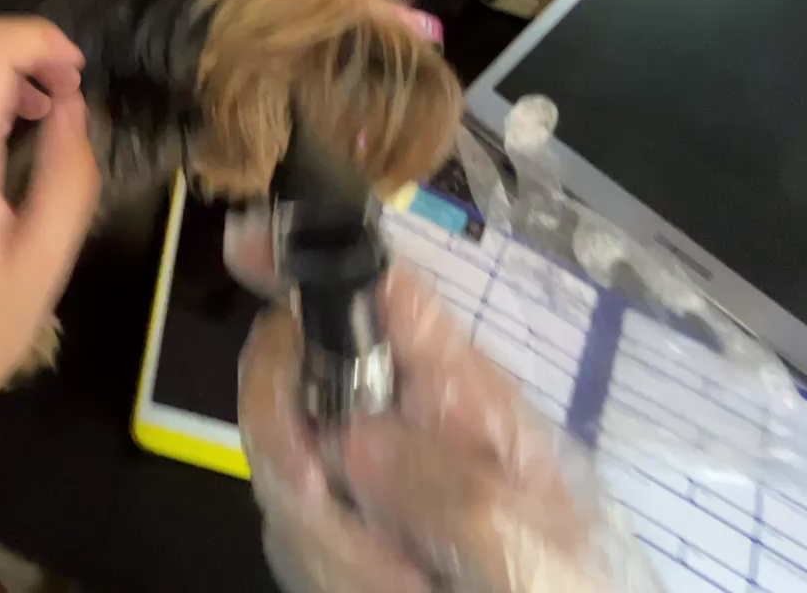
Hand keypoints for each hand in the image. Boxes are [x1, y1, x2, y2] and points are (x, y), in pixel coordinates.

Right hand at [230, 212, 630, 591]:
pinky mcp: (319, 509)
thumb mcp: (538, 551)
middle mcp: (383, 400)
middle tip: (314, 493)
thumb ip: (460, 495)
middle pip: (284, 352)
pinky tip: (379, 581)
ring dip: (320, 529)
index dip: (308, 252)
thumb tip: (354, 441)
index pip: (373, 287)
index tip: (245, 247)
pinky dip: (320, 564)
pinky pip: (279, 515)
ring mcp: (343, 453)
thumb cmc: (561, 583)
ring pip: (269, 441)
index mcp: (447, 381)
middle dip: (279, 422)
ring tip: (400, 578)